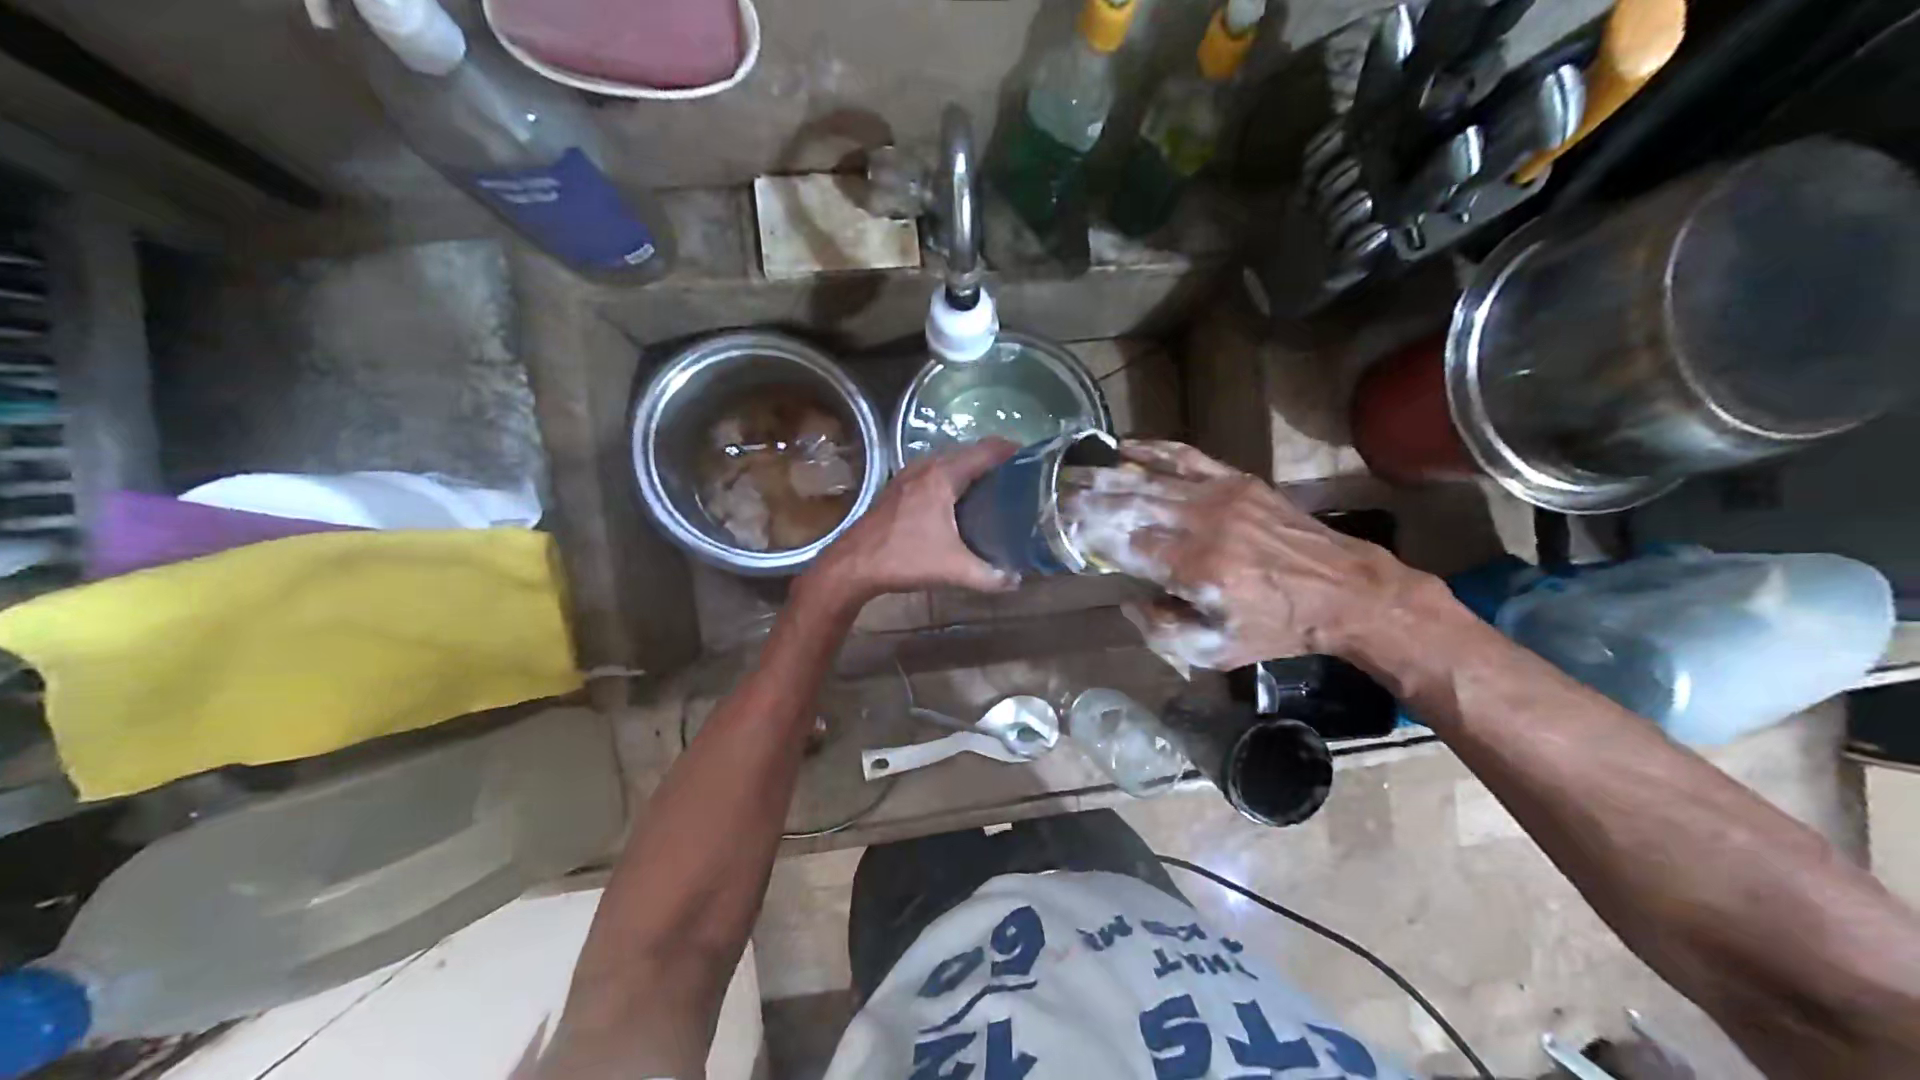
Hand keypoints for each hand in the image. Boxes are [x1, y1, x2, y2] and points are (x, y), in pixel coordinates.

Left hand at [801, 439, 1021, 610]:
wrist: (853, 565)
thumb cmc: (905, 559)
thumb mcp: (954, 570)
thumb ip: (990, 576)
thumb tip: (1016, 580)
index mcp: (943, 476)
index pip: (985, 451)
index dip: (1010, 450)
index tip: (1032, 457)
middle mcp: (925, 468)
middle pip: (966, 453)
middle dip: (992, 460)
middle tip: (1016, 477)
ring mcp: (907, 476)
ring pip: (946, 462)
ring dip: (968, 469)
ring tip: (991, 487)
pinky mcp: (896, 489)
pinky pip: (931, 473)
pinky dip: (949, 478)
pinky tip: (955, 500)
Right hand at [1068, 440, 1437, 670]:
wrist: (1344, 591)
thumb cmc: (1276, 627)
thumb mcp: (1216, 650)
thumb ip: (1162, 630)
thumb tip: (1126, 602)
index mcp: (1195, 568)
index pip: (1125, 543)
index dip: (1087, 534)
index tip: (1056, 527)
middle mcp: (1202, 523)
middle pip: (1129, 504)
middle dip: (1085, 498)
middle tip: (1051, 494)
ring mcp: (1219, 495)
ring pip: (1149, 478)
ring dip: (1106, 474)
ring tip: (1072, 472)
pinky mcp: (1236, 480)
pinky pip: (1185, 457)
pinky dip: (1151, 450)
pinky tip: (1123, 447)